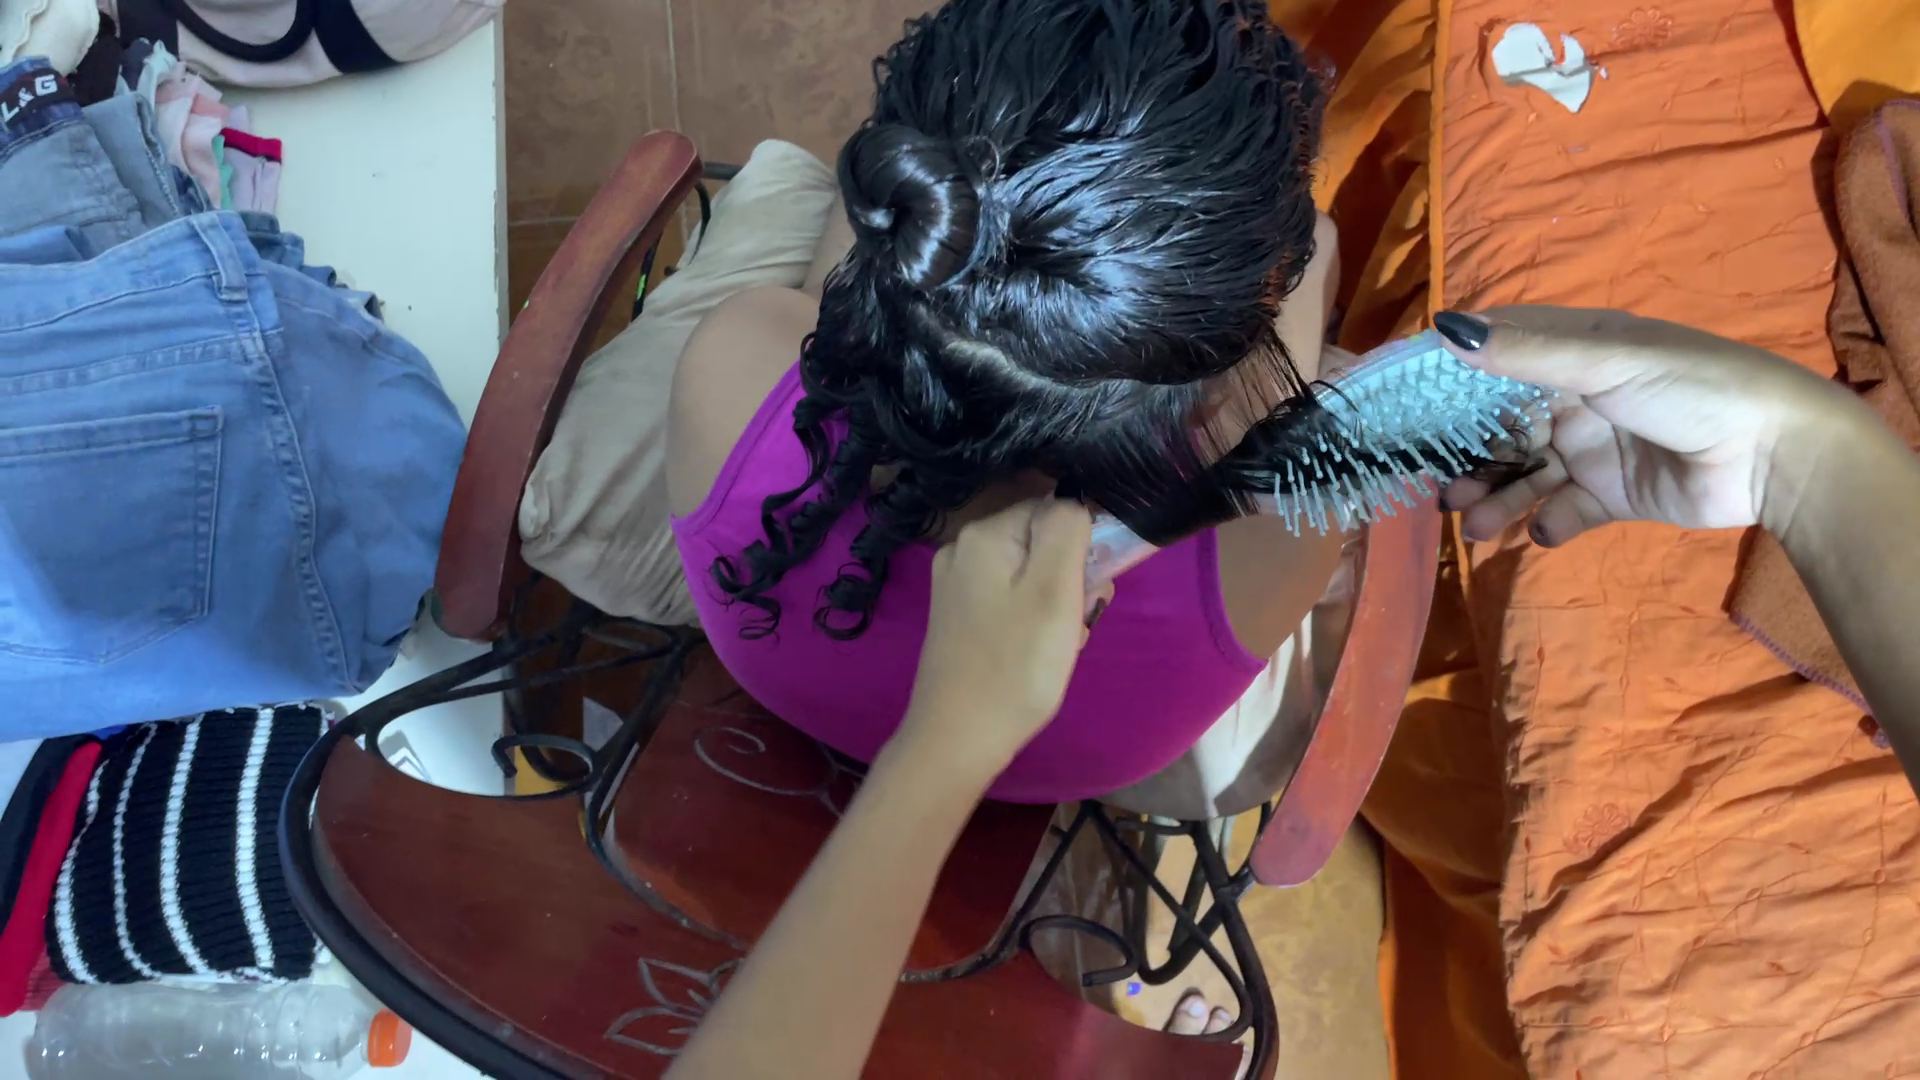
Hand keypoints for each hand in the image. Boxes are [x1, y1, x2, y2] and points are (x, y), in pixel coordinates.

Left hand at [898, 498, 1102, 775]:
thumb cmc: (1015, 666)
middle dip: (1070, 578)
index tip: (1089, 589)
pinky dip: (1032, 620)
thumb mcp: (1055, 591)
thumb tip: (1074, 501)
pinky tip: (1036, 652)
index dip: (1082, 546)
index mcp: (984, 533)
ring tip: (1058, 644)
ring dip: (1056, 604)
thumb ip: (1068, 531)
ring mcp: (955, 583)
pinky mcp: (958, 614)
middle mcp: (962, 548)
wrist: (958, 739)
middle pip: (1041, 542)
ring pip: (1030, 574)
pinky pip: (1010, 599)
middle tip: (1075, 623)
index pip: (1054, 509)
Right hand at [1432, 307, 1866, 544]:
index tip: (1399, 398)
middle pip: (1498, 432)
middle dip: (1467, 462)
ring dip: (1495, 501)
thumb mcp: (1606, 362)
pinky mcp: (1606, 495)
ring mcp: (1589, 450)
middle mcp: (1573, 402)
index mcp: (1574, 358)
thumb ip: (1524, 353)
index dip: (1448, 376)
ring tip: (1478, 527)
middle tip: (1442, 490)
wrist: (1779, 459)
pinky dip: (1547, 524)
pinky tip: (1546, 531)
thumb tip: (1444, 329)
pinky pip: (1560, 510)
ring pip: (1519, 477)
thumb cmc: (1693, 389)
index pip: (1496, 360)